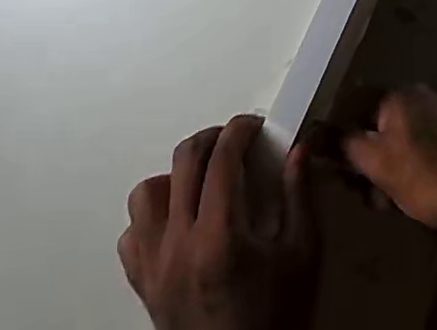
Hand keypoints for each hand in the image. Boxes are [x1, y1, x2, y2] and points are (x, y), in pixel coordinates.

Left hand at [119, 115, 319, 329]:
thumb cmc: (279, 321)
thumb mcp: (304, 256)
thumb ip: (301, 196)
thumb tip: (297, 150)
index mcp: (220, 237)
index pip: (222, 159)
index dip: (239, 131)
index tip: (254, 125)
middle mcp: (179, 246)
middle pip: (184, 161)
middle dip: (212, 138)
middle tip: (234, 141)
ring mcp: (154, 268)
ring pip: (147, 194)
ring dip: (175, 176)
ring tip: (202, 181)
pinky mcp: (143, 288)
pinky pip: (132, 237)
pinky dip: (151, 219)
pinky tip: (177, 223)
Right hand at [341, 85, 436, 242]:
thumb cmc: (430, 176)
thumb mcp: (379, 164)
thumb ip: (346, 145)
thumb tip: (322, 133)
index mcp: (394, 94)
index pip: (350, 106)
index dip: (338, 137)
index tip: (335, 167)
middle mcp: (414, 92)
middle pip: (374, 123)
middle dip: (366, 157)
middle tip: (367, 190)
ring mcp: (436, 110)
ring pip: (395, 136)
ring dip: (388, 166)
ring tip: (390, 199)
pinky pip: (417, 143)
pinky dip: (409, 165)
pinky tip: (413, 190)